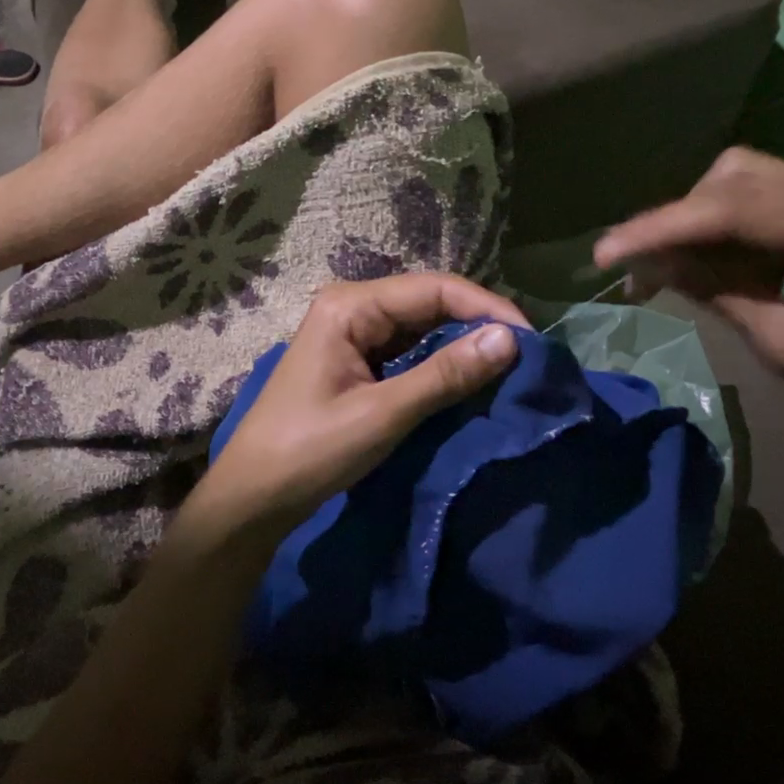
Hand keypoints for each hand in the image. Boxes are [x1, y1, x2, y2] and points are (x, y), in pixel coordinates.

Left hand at [196, 274, 527, 536]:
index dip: (486, 308)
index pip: (435, 289)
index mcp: (350, 305)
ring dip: (461, 346)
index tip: (530, 341)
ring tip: (507, 369)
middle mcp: (352, 307)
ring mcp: (352, 334)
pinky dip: (439, 365)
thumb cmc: (310, 450)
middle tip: (525, 358)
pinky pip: (408, 351)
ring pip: (422, 328)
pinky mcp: (356, 361)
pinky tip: (468, 381)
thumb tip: (509, 340)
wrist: (254, 495)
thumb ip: (445, 375)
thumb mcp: (382, 413)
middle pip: (430, 303)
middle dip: (477, 325)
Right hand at [593, 147, 783, 446]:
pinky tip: (707, 265)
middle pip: (737, 179)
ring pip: (743, 181)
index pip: (737, 208)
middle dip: (678, 220)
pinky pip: (761, 199)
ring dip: (697, 222)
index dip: (663, 226)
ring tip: (668, 272)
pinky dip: (722, 227)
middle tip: (636, 269)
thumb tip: (651, 259)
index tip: (606, 252)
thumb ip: (719, 293)